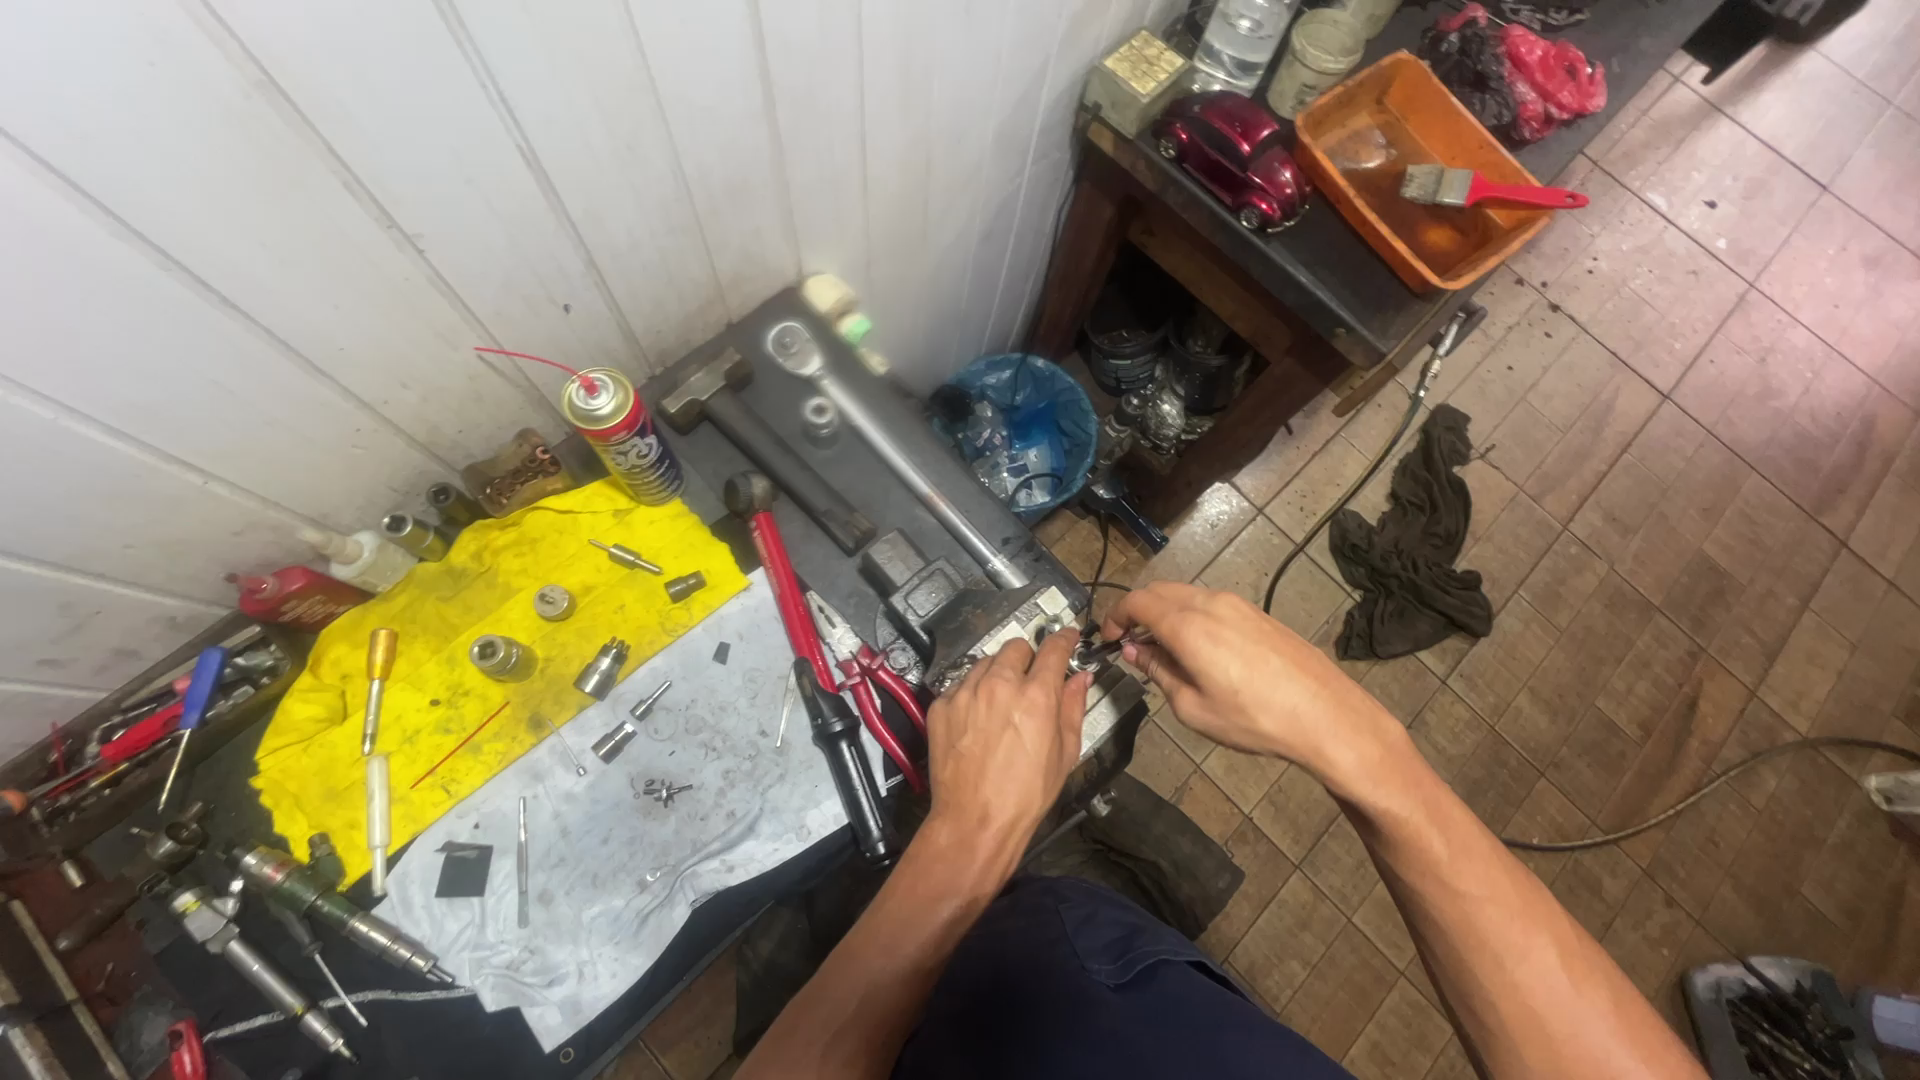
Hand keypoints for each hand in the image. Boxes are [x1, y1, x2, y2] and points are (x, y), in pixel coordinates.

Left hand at [922, 632, 1090, 872]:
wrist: (974, 820)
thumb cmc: (1027, 793)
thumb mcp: (1065, 753)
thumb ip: (1073, 707)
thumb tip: (1080, 678)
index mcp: (1036, 694)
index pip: (1053, 649)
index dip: (1064, 639)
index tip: (1068, 636)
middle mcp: (998, 684)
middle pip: (1015, 647)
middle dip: (1027, 658)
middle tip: (1030, 681)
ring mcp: (965, 692)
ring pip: (985, 663)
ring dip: (997, 674)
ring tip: (1001, 703)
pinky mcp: (940, 706)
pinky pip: (960, 685)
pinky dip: (972, 694)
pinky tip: (977, 720)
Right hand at [1100, 583, 1397, 775]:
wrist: (1327, 715)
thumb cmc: (1254, 719)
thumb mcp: (1193, 708)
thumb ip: (1158, 672)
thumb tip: (1134, 651)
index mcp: (1187, 625)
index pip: (1136, 602)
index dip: (1114, 617)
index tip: (1107, 639)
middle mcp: (1209, 603)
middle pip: (1158, 591)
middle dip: (1136, 612)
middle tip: (1129, 644)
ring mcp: (1237, 604)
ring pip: (1185, 594)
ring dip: (1163, 612)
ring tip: (1162, 649)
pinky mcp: (1257, 613)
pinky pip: (1209, 602)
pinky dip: (1189, 615)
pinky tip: (1197, 648)